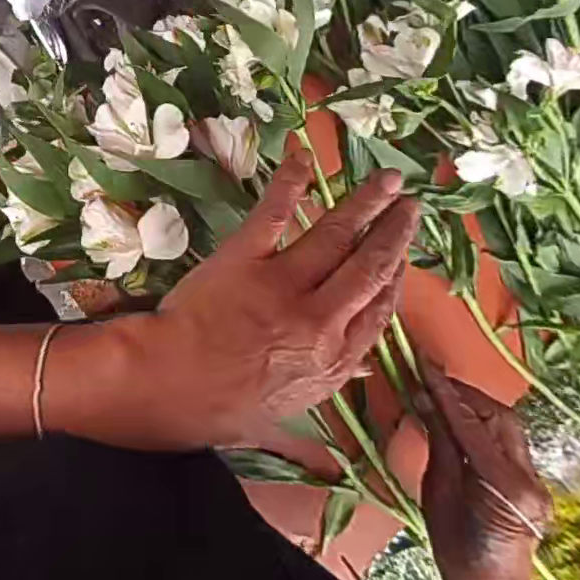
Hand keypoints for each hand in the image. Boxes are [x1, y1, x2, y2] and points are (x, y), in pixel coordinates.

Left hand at [89, 155, 418, 448]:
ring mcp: (285, 285)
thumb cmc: (220, 405)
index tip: (401, 257)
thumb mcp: (282, 420)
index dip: (394, 279)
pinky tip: (304, 159)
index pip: (379, 311)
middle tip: (410, 205)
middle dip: (394, 233)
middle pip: (370, 267)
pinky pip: (276, 213)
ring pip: (336, 236)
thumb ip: (322, 403)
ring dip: (364, 204)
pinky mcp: (246, 258)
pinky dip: (292, 183)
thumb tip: (352, 394)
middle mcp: (322, 320)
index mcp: (334, 361)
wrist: (169, 385)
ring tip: (385, 180)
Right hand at [415, 358, 550, 579]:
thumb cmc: (455, 546)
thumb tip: (424, 399)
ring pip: (506, 425)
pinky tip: (455, 420)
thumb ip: (439, 441)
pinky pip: (505, 441)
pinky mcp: (531, 483)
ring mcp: (535, 481)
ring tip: (438, 395)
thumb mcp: (437, 490)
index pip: (471, 422)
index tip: (422, 363)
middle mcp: (530, 478)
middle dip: (464, 393)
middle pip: (500, 417)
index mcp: (506, 483)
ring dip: (472, 405)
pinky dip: (479, 424)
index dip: (444, 390)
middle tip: (429, 379)